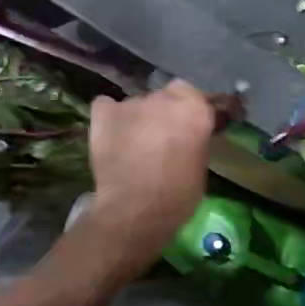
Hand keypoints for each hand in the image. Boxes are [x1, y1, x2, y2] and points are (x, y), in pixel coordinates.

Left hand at [84, 80, 214, 259]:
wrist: (135, 210)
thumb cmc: (176, 197)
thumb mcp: (200, 166)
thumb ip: (194, 139)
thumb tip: (187, 135)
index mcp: (194, 109)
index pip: (194, 95)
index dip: (188, 111)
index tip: (186, 128)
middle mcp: (164, 98)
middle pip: (165, 97)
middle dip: (163, 113)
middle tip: (159, 138)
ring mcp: (132, 102)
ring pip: (137, 104)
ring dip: (137, 119)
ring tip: (131, 145)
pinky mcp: (104, 113)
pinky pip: (106, 106)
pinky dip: (108, 117)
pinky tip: (109, 135)